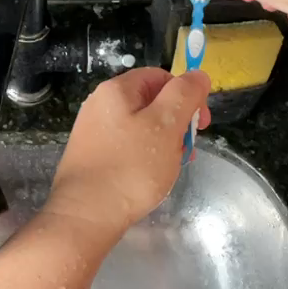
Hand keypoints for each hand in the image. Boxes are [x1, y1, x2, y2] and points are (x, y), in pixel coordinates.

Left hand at [44, 67, 210, 240]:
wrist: (86, 214)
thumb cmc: (130, 167)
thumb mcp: (166, 125)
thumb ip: (184, 95)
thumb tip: (198, 74)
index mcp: (116, 90)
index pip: (160, 77)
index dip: (186, 95)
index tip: (201, 124)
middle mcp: (100, 105)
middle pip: (151, 102)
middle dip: (176, 124)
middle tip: (186, 151)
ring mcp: (94, 132)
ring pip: (141, 128)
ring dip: (163, 144)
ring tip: (170, 169)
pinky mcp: (92, 156)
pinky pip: (127, 148)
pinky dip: (145, 158)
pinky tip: (151, 178)